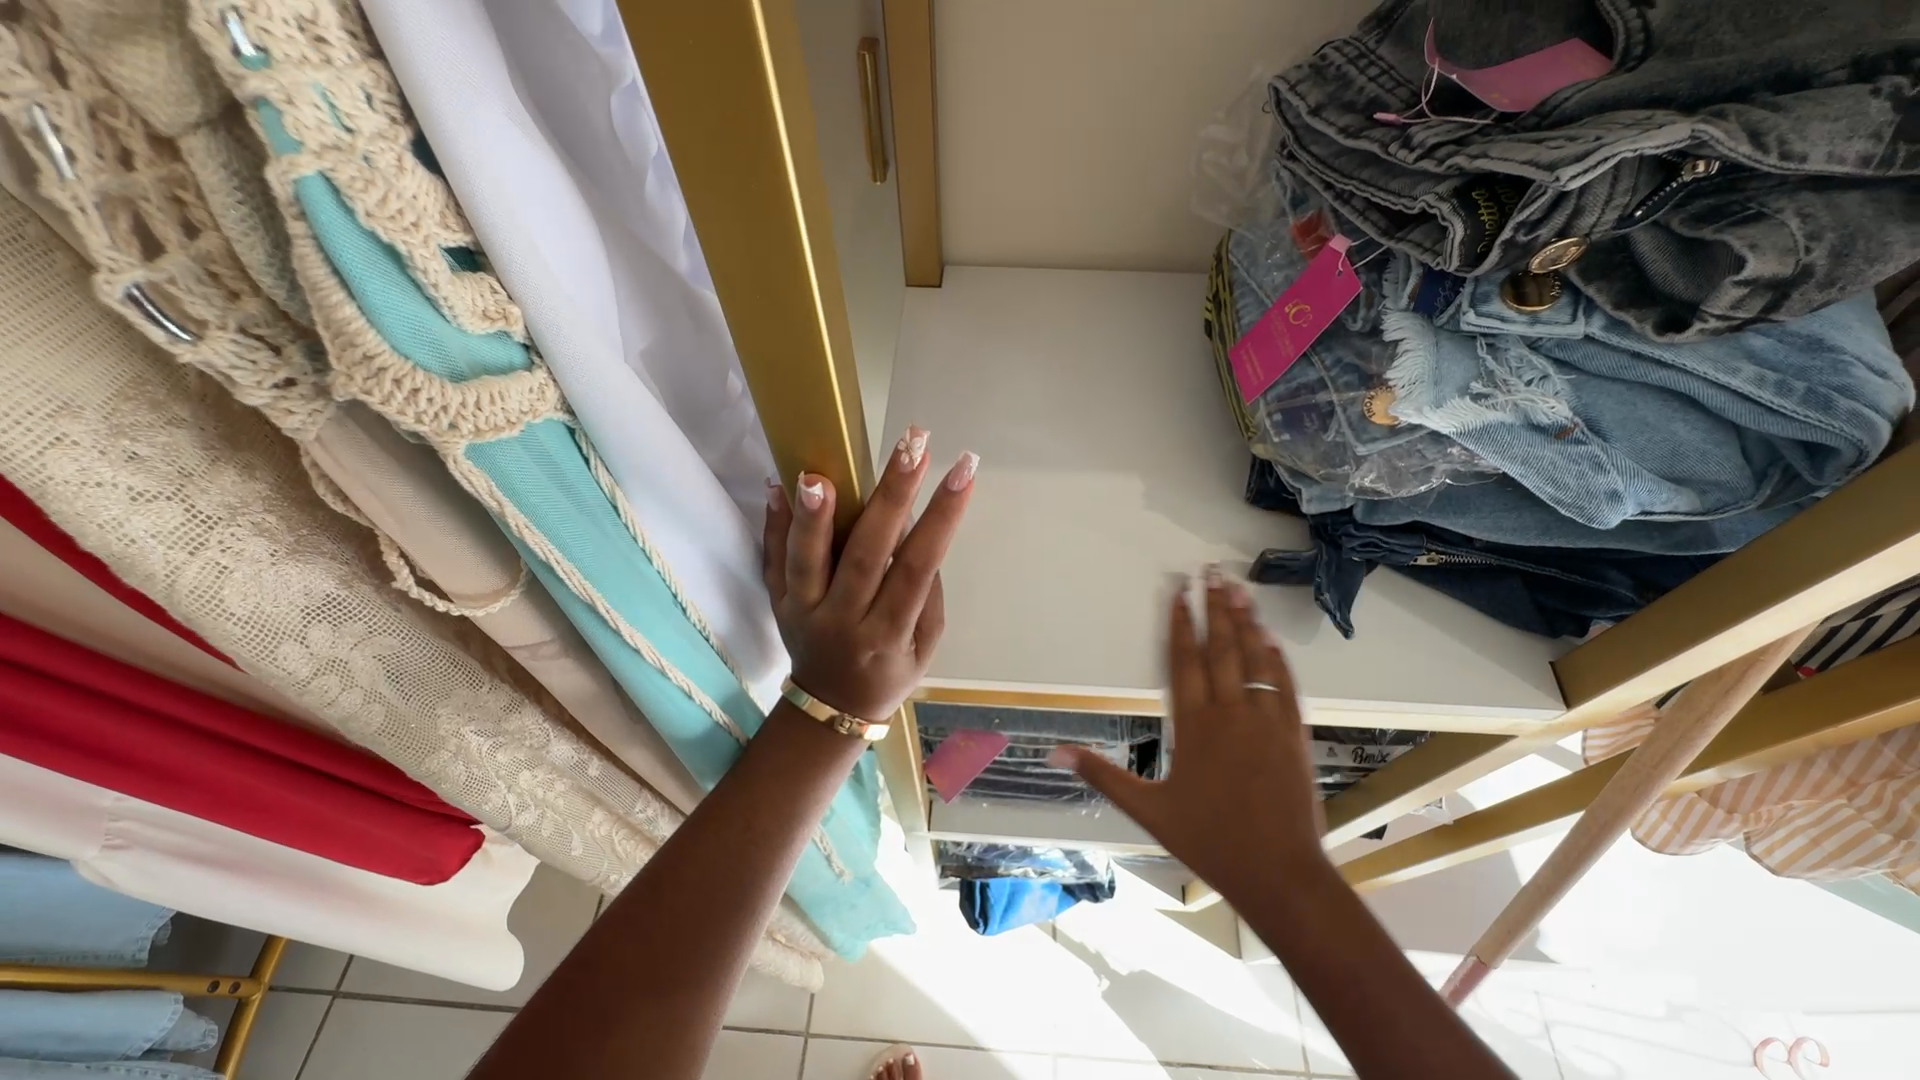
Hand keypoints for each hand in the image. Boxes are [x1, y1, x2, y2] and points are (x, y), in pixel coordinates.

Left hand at [763, 427, 977, 721]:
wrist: (829, 710)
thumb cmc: (890, 672)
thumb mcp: (925, 646)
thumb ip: (925, 592)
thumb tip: (914, 525)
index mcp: (889, 634)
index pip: (918, 567)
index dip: (942, 517)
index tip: (964, 469)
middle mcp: (844, 622)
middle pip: (866, 554)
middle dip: (892, 495)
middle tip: (913, 443)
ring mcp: (803, 612)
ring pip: (807, 561)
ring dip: (815, 516)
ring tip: (821, 472)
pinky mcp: (777, 604)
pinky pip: (771, 561)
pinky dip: (774, 523)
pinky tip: (778, 484)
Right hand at [1056, 567, 1326, 895]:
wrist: (1280, 874)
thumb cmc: (1209, 841)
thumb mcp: (1148, 810)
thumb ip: (1102, 775)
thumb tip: (1055, 751)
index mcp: (1194, 726)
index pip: (1184, 660)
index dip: (1180, 623)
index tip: (1179, 591)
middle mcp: (1232, 713)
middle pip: (1221, 649)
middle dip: (1215, 607)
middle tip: (1212, 571)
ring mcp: (1268, 721)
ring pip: (1255, 659)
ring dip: (1247, 622)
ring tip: (1240, 589)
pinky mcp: (1295, 735)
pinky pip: (1286, 685)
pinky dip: (1278, 659)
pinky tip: (1272, 639)